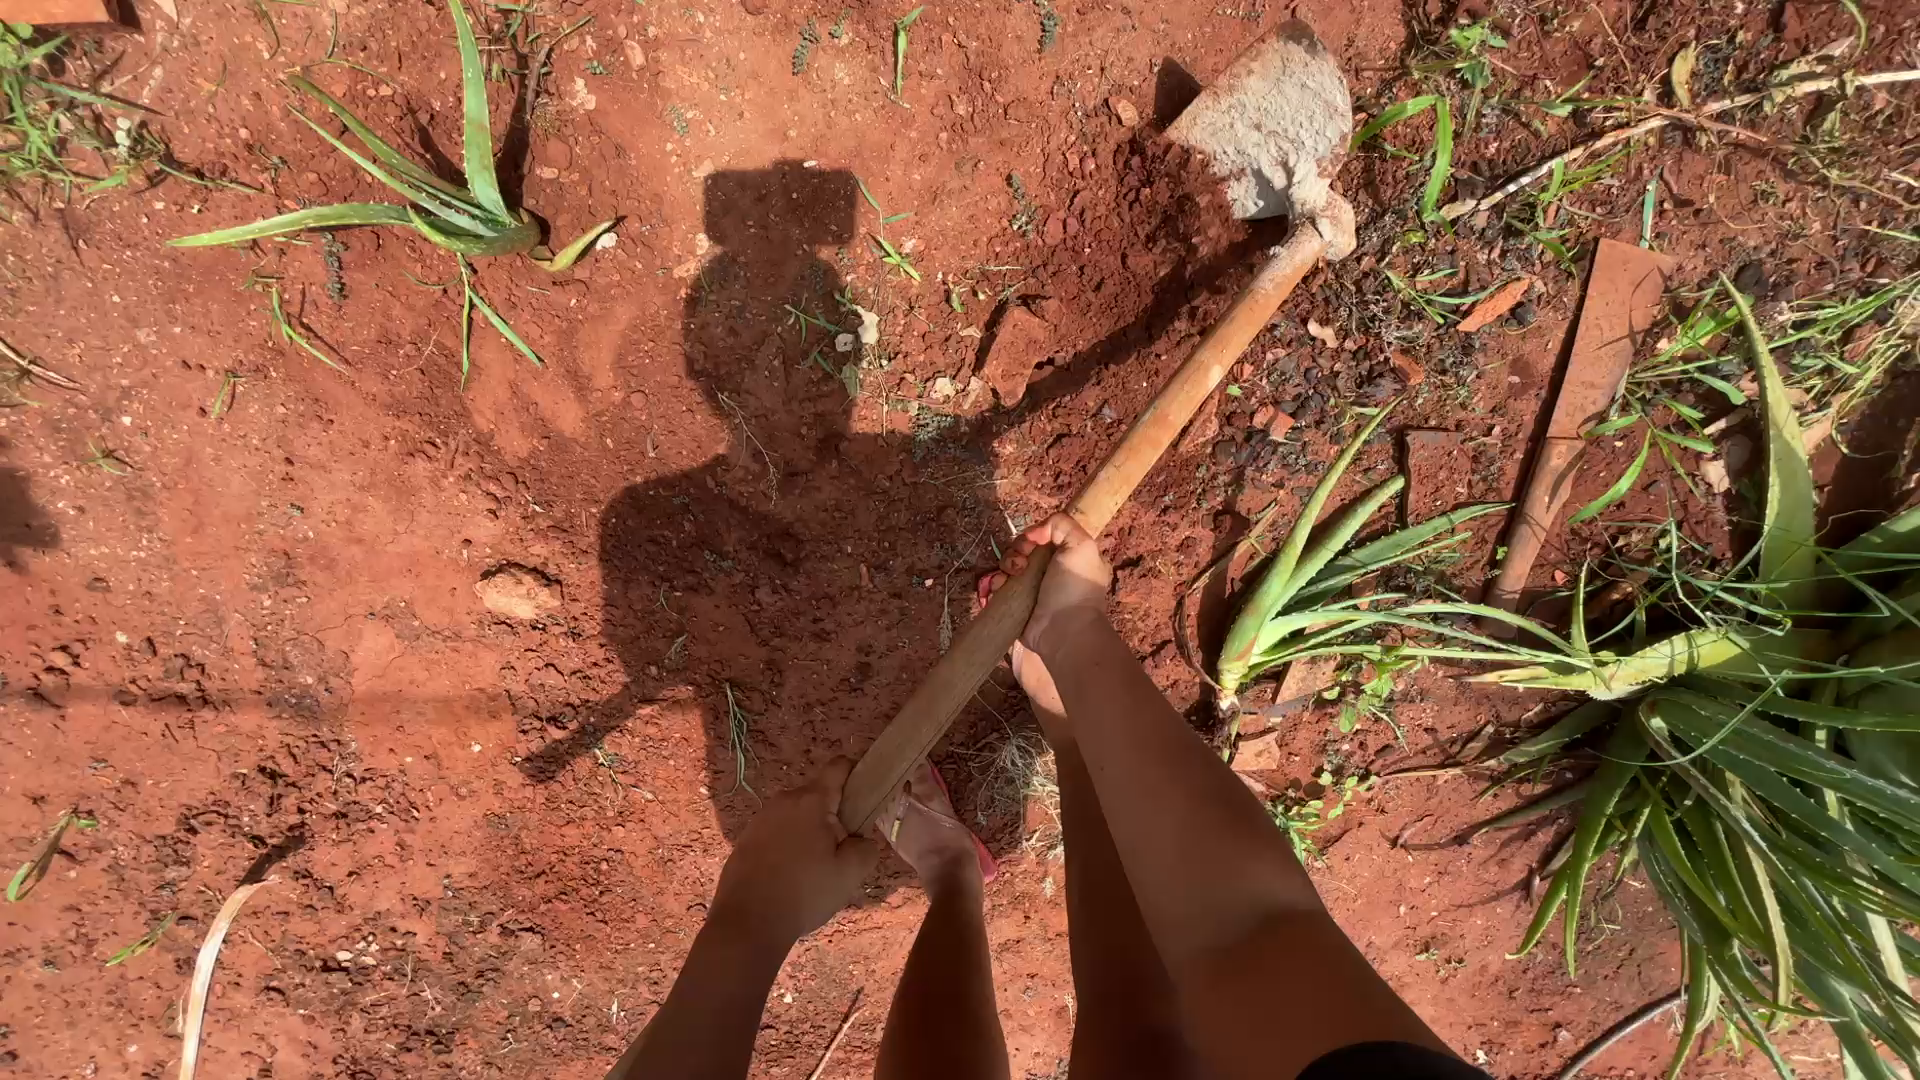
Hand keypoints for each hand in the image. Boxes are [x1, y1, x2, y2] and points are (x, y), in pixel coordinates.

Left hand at [710, 758, 879, 945]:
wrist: (746, 925)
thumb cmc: (803, 893)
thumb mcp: (849, 874)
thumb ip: (866, 848)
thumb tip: (861, 839)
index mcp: (811, 800)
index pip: (839, 766)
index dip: (857, 774)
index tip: (865, 801)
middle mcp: (784, 800)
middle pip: (818, 795)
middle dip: (833, 815)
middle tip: (840, 851)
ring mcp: (760, 819)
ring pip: (796, 815)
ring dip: (809, 832)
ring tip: (813, 870)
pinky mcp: (744, 840)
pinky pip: (776, 832)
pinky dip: (787, 846)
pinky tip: (788, 878)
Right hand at [984, 512, 1111, 654]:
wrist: (1063, 628)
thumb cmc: (1074, 586)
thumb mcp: (1081, 545)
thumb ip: (1061, 524)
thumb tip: (1033, 533)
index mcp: (1064, 557)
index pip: (1040, 537)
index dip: (1031, 536)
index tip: (1032, 542)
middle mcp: (1046, 571)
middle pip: (1020, 550)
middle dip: (1015, 552)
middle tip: (1020, 565)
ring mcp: (1029, 589)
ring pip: (1006, 567)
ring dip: (1003, 568)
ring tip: (1011, 578)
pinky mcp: (1014, 604)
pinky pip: (997, 588)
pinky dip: (994, 585)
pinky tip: (999, 588)